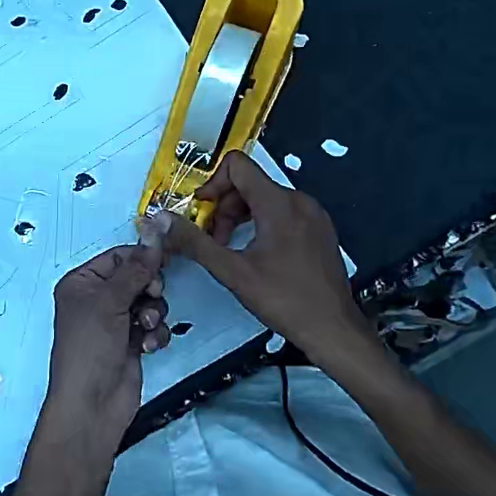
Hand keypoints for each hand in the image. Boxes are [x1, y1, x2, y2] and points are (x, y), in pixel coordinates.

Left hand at [45, 244, 169, 446]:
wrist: (93, 405)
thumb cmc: (91, 347)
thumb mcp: (110, 301)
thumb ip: (136, 268)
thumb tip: (154, 231)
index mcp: (82, 282)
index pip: (118, 256)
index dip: (141, 259)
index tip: (162, 264)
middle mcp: (96, 298)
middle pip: (137, 277)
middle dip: (149, 289)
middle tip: (150, 298)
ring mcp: (114, 321)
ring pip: (149, 301)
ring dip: (154, 313)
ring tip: (145, 329)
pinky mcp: (131, 342)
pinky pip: (153, 325)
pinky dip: (155, 334)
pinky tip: (148, 347)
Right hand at [160, 151, 381, 366]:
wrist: (333, 329)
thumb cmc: (284, 300)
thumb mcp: (232, 271)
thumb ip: (194, 242)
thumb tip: (161, 220)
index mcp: (279, 203)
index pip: (238, 165)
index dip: (212, 184)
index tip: (202, 212)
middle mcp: (299, 200)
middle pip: (249, 184)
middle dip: (223, 208)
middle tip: (213, 241)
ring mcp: (313, 214)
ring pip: (265, 198)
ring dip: (239, 217)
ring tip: (229, 249)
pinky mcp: (320, 229)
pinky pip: (283, 212)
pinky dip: (261, 224)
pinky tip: (255, 254)